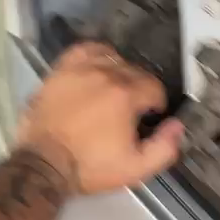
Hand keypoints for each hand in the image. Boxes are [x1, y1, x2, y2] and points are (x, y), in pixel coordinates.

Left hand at [15, 43, 184, 194]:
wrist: (42, 165)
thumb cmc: (90, 166)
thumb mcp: (135, 169)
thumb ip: (164, 148)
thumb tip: (177, 126)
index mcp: (126, 96)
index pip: (155, 87)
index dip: (157, 104)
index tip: (150, 118)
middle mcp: (106, 75)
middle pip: (136, 71)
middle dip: (141, 89)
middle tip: (133, 111)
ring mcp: (80, 70)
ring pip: (113, 58)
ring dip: (121, 71)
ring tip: (116, 90)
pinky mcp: (60, 71)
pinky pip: (85, 50)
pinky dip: (96, 55)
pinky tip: (98, 67)